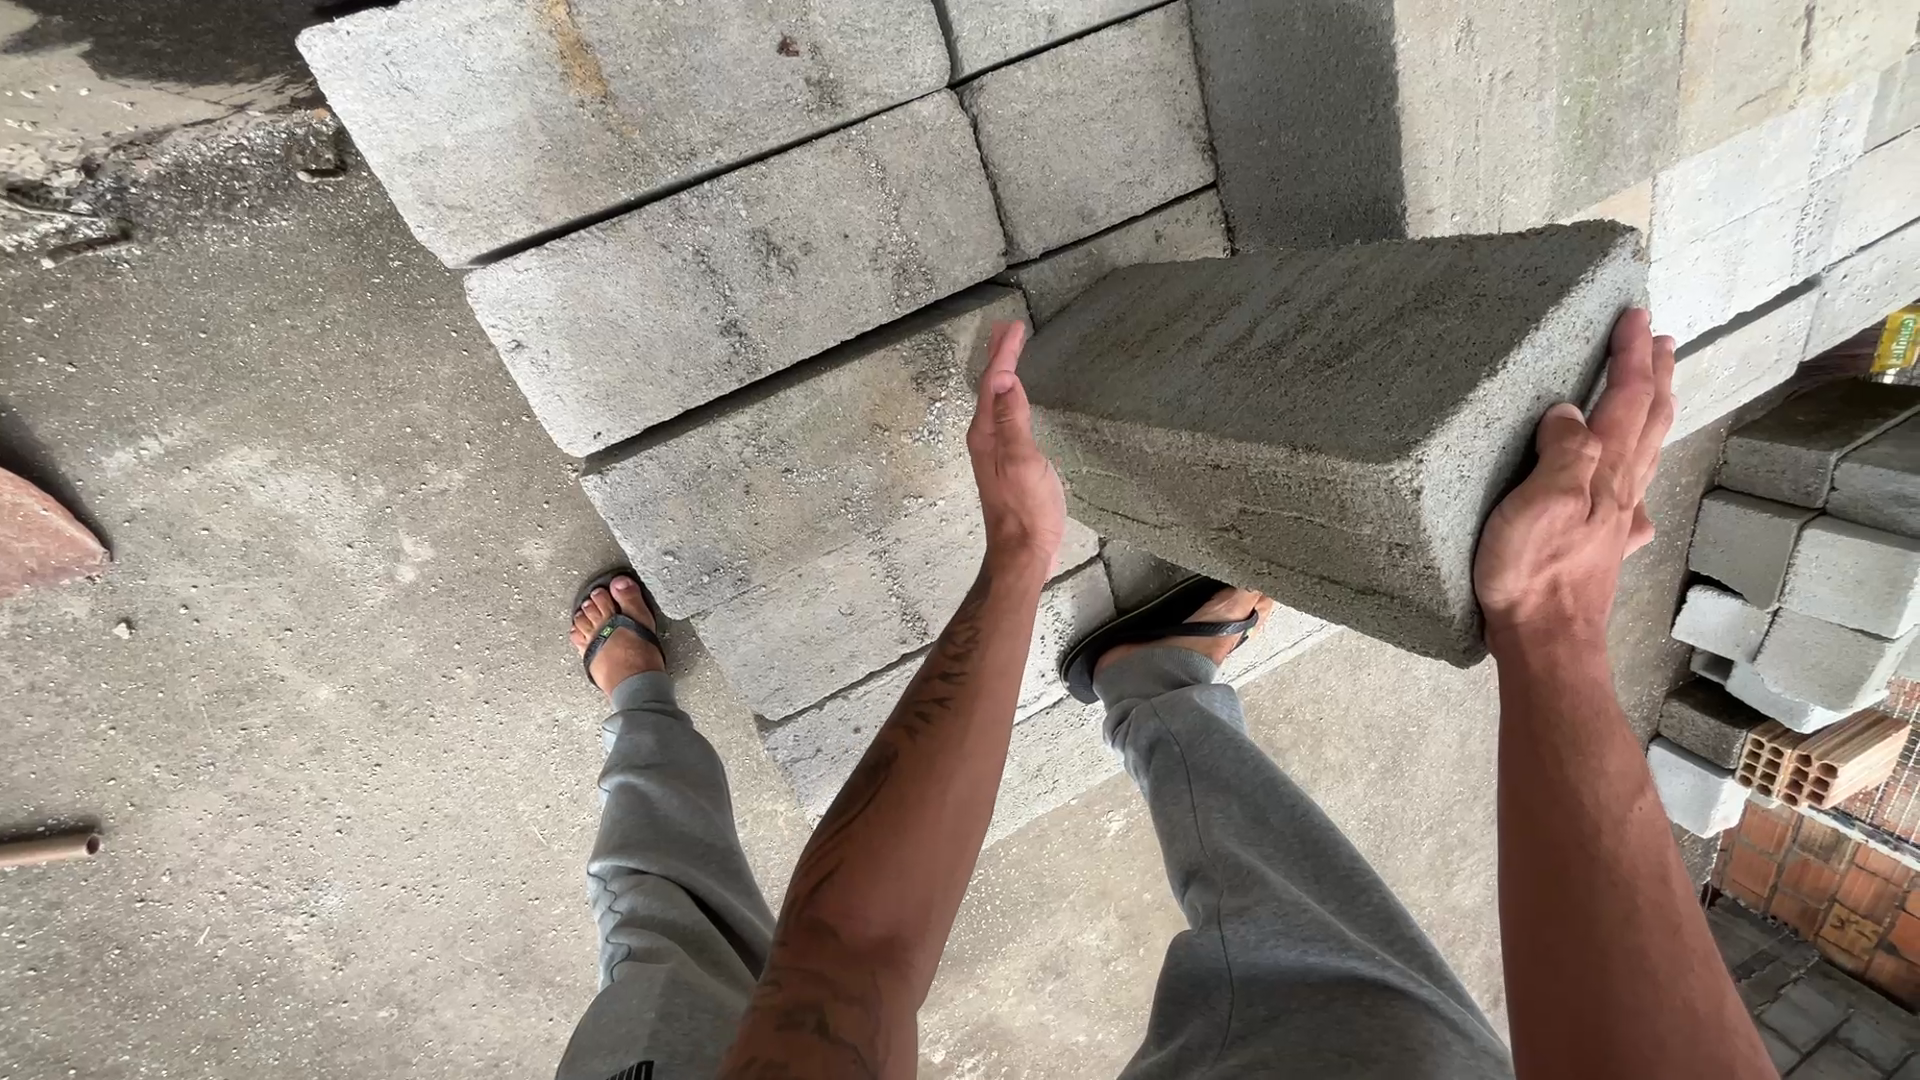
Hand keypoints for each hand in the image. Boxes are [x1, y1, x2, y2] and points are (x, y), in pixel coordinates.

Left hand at [967, 320, 1066, 577]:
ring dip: (1003, 376)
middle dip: (999, 358)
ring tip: (1011, 354)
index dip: (1004, 354)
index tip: (1015, 326)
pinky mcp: (1006, 464)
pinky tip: (1016, 400)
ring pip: (995, 403)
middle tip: (1009, 330)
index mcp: (986, 434)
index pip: (993, 383)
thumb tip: (1003, 380)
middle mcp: (985, 439)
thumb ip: (1012, 421)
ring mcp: (994, 453)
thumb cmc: (1026, 510)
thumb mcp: (1022, 462)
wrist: (1022, 551)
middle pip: (989, 390)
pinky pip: (1005, 418)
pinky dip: (1010, 398)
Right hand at [1473, 308, 1674, 654]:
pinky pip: (1631, 493)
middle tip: (1657, 339)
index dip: (1630, 358)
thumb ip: (1563, 455)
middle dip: (1654, 376)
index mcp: (1604, 474)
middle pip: (1648, 422)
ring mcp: (1617, 519)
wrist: (1544, 637)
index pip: (1625, 402)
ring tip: (1653, 387)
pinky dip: (1637, 469)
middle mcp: (1620, 490)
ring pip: (1645, 453)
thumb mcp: (1539, 505)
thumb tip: (1569, 410)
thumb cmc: (1529, 571)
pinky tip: (1632, 485)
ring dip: (1652, 412)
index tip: (1633, 317)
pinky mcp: (1603, 544)